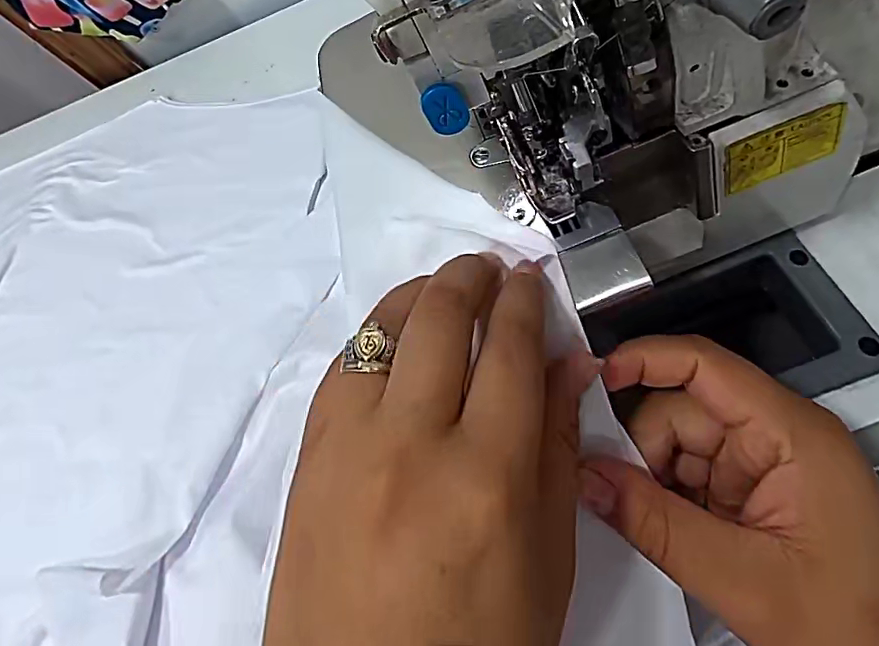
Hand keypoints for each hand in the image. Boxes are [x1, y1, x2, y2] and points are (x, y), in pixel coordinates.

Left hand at [265, 254, 596, 645]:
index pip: (510, 349)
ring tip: (446, 288)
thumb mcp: (546, 558)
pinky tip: (398, 338)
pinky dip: (377, 335)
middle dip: (472, 275)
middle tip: (490, 269)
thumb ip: (558, 445)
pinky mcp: (309, 451)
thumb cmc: (475, 644)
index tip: (530, 280)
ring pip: (385, 325)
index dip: (524, 300)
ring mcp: (349, 443)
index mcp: (486, 477)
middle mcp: (412, 445)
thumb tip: (569, 361)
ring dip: (421, 291)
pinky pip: (345, 363)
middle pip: (442, 316)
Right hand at [579, 336, 878, 645]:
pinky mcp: (762, 492)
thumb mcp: (749, 582)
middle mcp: (779, 435)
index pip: (704, 364)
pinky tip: (681, 536)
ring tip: (661, 530)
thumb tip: (593, 478)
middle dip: (645, 451)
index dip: (645, 360)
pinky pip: (695, 476)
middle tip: (620, 493)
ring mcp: (770, 464)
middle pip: (682, 411)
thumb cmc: (871, 633)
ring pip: (682, 446)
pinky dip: (675, 501)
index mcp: (791, 431)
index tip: (598, 377)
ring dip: (659, 482)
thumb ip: (659, 525)